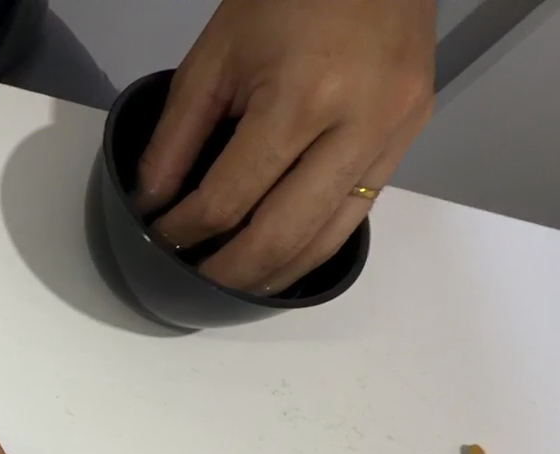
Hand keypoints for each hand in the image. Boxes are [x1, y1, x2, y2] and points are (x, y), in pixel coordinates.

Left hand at [138, 0, 435, 293]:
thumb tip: (148, 208)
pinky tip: (273, 261)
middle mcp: (361, 125)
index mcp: (304, 99)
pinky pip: (355, 216)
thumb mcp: (209, 61)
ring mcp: (396, 134)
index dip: (181, 231)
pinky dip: (308, 249)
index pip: (226, 201)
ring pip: (325, 240)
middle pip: (281, 236)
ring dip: (269, 275)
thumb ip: (171, 142)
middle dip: (226, 272)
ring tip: (226, 284)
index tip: (157, 237)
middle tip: (189, 280)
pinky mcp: (411, 137)